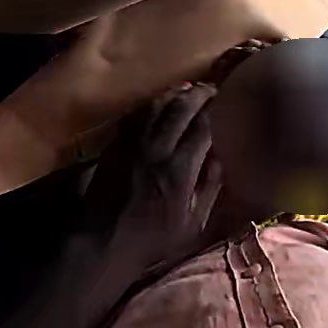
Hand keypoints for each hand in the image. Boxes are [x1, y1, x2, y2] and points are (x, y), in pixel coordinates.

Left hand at [87, 83, 225, 286]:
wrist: (104, 240)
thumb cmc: (153, 237)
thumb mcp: (192, 222)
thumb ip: (209, 187)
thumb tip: (220, 157)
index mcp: (180, 170)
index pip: (202, 127)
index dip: (215, 109)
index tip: (224, 100)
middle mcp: (157, 150)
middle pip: (180, 109)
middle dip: (198, 94)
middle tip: (210, 88)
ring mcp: (133, 143)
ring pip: (157, 106)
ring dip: (175, 93)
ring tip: (188, 88)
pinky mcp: (117, 143)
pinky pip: (138, 114)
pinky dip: (153, 103)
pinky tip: (161, 101)